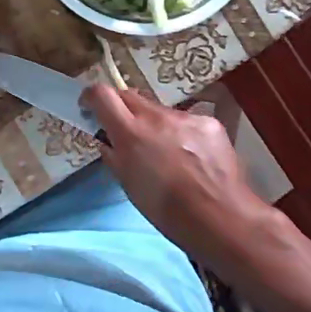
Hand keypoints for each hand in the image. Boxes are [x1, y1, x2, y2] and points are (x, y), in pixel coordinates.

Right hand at [82, 84, 278, 263]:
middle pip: (131, 96)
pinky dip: (182, 135)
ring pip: (161, 112)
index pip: (103, 95)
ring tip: (166, 155)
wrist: (220, 216)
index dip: (92, 97)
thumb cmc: (168, 212)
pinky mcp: (209, 123)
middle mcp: (158, 117)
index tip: (89, 107)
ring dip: (156, 126)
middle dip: (123, 110)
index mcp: (132, 133)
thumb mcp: (130, 187)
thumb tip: (108, 141)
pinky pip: (187, 122)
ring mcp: (187, 117)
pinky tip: (192, 159)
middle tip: (125, 132)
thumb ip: (115, 157)